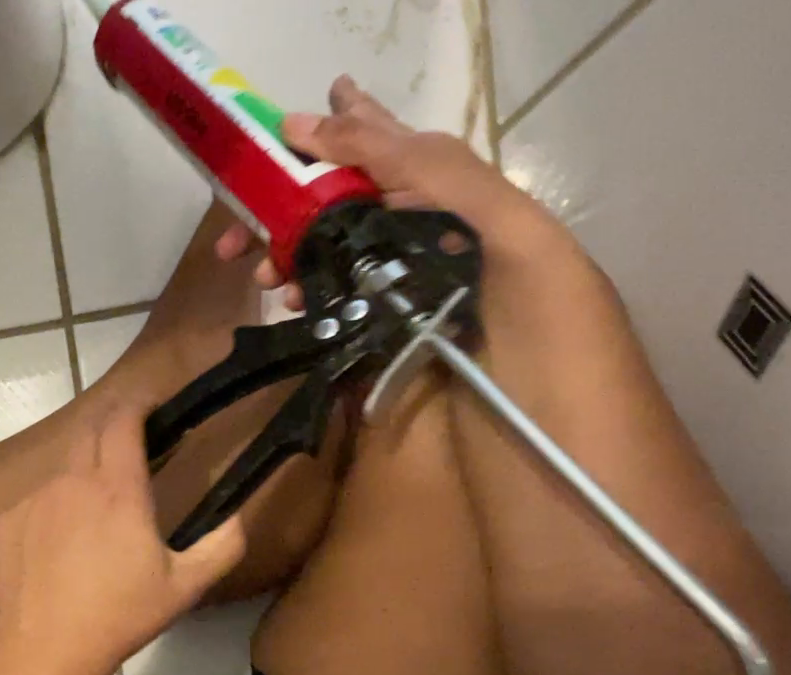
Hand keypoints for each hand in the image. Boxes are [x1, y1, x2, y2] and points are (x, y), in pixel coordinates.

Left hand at [0, 408, 246, 674]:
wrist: (45, 647)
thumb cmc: (120, 616)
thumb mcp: (185, 586)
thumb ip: (222, 545)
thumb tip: (238, 517)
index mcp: (117, 488)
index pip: (123, 420)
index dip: (138, 405)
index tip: (150, 406)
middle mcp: (71, 480)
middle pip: (89, 431)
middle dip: (110, 426)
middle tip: (128, 443)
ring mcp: (34, 499)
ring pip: (62, 467)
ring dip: (82, 470)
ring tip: (95, 505)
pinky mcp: (8, 521)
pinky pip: (35, 499)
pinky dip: (53, 506)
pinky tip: (59, 544)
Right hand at [214, 76, 585, 310]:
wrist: (556, 432)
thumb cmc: (545, 317)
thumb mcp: (497, 221)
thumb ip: (422, 167)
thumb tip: (315, 129)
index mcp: (453, 197)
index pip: (385, 146)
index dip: (337, 129)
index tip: (278, 127)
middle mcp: (423, 237)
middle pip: (343, 205)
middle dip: (286, 207)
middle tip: (234, 227)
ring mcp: (402, 293)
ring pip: (330, 259)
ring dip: (286, 259)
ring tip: (257, 275)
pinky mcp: (389, 341)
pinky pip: (335, 309)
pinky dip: (304, 302)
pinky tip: (286, 307)